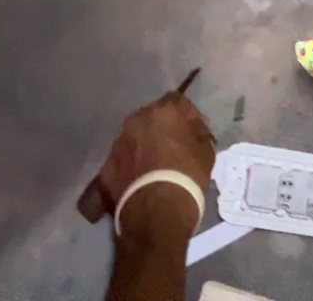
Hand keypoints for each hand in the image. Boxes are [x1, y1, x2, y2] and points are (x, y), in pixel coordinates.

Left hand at [96, 92, 215, 215]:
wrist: (157, 212)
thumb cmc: (188, 177)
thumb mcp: (206, 152)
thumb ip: (198, 132)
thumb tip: (193, 128)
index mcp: (165, 110)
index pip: (178, 101)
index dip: (186, 116)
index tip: (192, 131)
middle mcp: (138, 118)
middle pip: (152, 116)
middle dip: (161, 128)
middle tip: (171, 147)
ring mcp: (119, 141)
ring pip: (133, 136)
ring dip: (142, 145)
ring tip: (152, 166)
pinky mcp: (106, 166)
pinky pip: (121, 160)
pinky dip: (128, 166)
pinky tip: (136, 181)